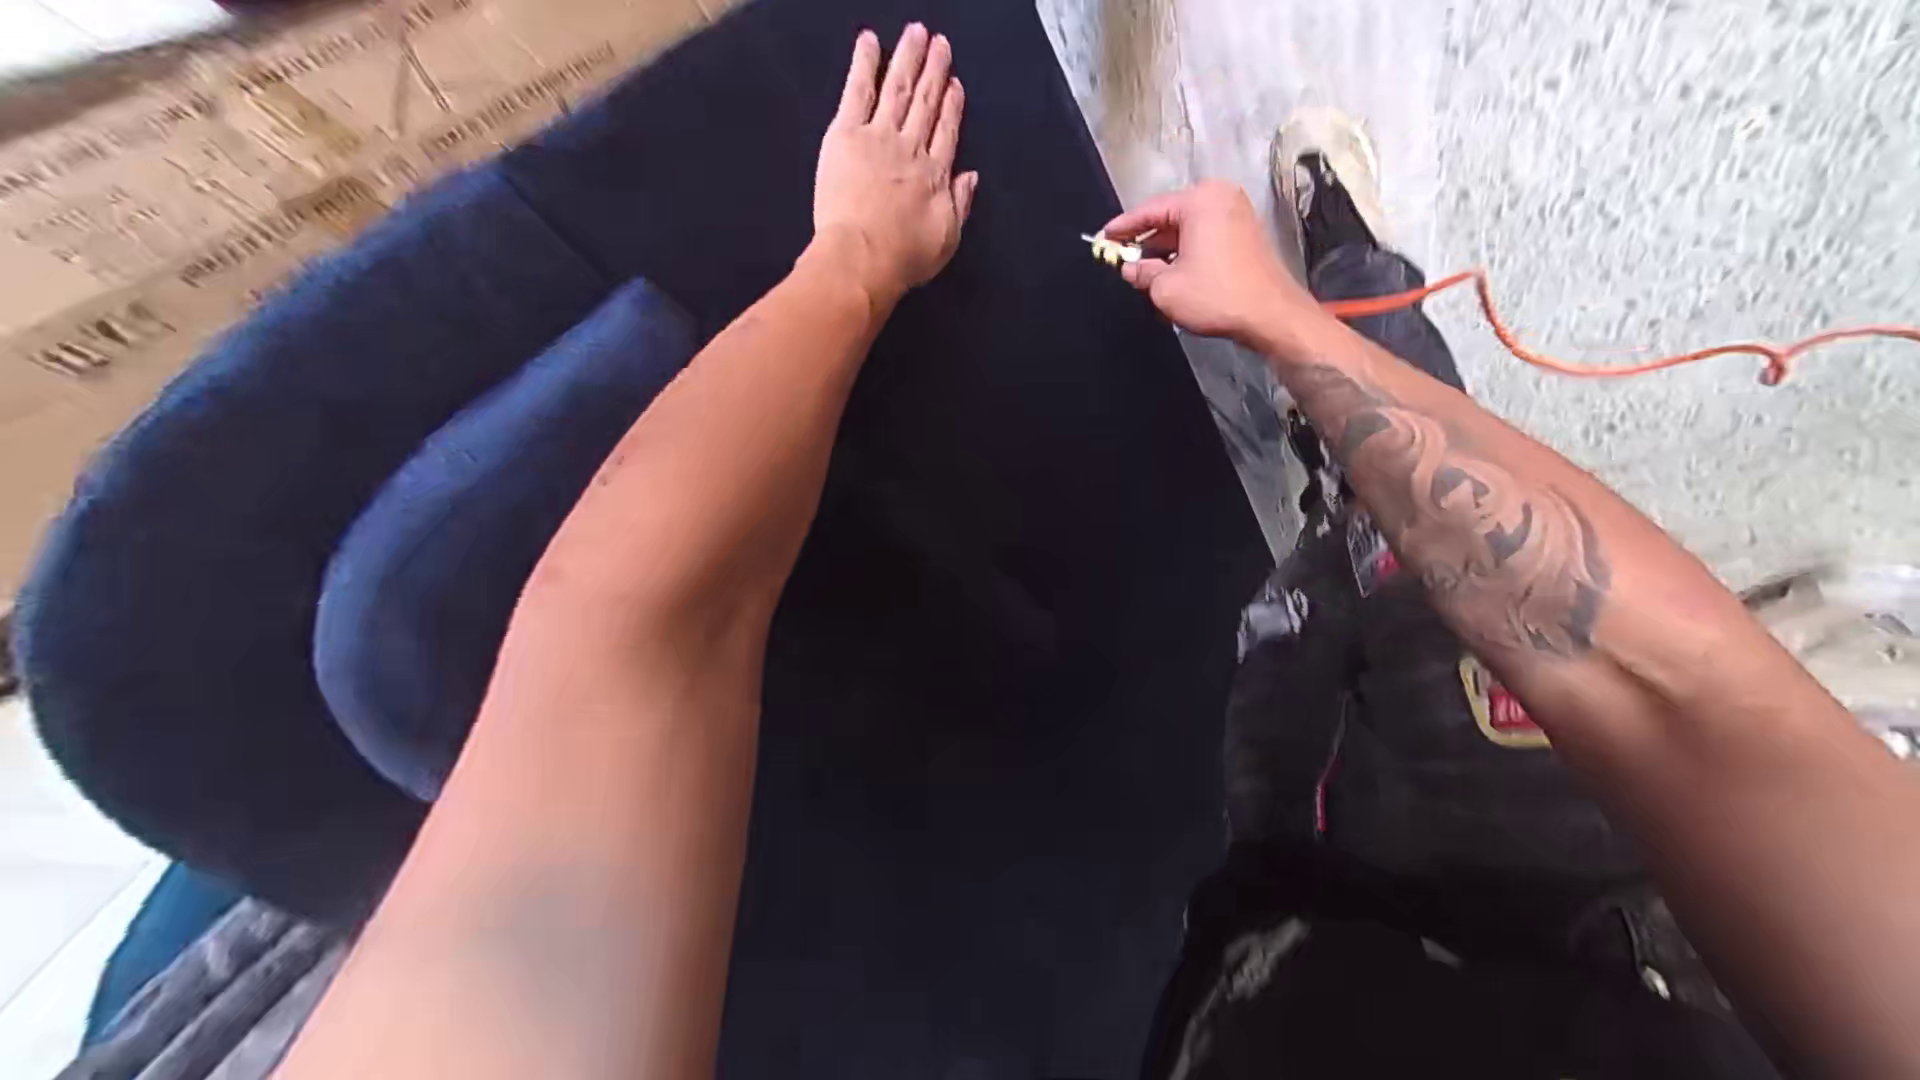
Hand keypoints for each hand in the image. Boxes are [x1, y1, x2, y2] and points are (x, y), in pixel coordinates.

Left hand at [812, 25, 979, 302]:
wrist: (863, 258)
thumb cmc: (903, 258)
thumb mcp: (946, 240)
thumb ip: (960, 204)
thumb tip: (970, 177)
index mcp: (935, 176)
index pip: (947, 132)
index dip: (951, 107)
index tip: (954, 87)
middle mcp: (911, 149)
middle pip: (926, 103)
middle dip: (934, 72)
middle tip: (940, 45)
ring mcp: (879, 137)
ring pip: (898, 88)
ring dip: (908, 58)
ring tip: (916, 34)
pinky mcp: (847, 135)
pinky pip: (858, 91)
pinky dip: (865, 64)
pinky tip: (870, 42)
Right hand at [1102, 181, 1314, 342]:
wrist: (1268, 314)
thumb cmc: (1217, 295)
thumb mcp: (1165, 287)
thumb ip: (1141, 273)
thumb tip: (1129, 269)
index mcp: (1200, 201)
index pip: (1148, 210)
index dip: (1122, 227)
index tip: (1102, 238)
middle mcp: (1220, 199)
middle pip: (1168, 217)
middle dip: (1143, 241)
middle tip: (1118, 257)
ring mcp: (1234, 216)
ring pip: (1184, 231)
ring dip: (1161, 252)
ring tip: (1138, 273)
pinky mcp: (1241, 236)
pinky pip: (1201, 239)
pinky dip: (1182, 255)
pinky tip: (1165, 274)